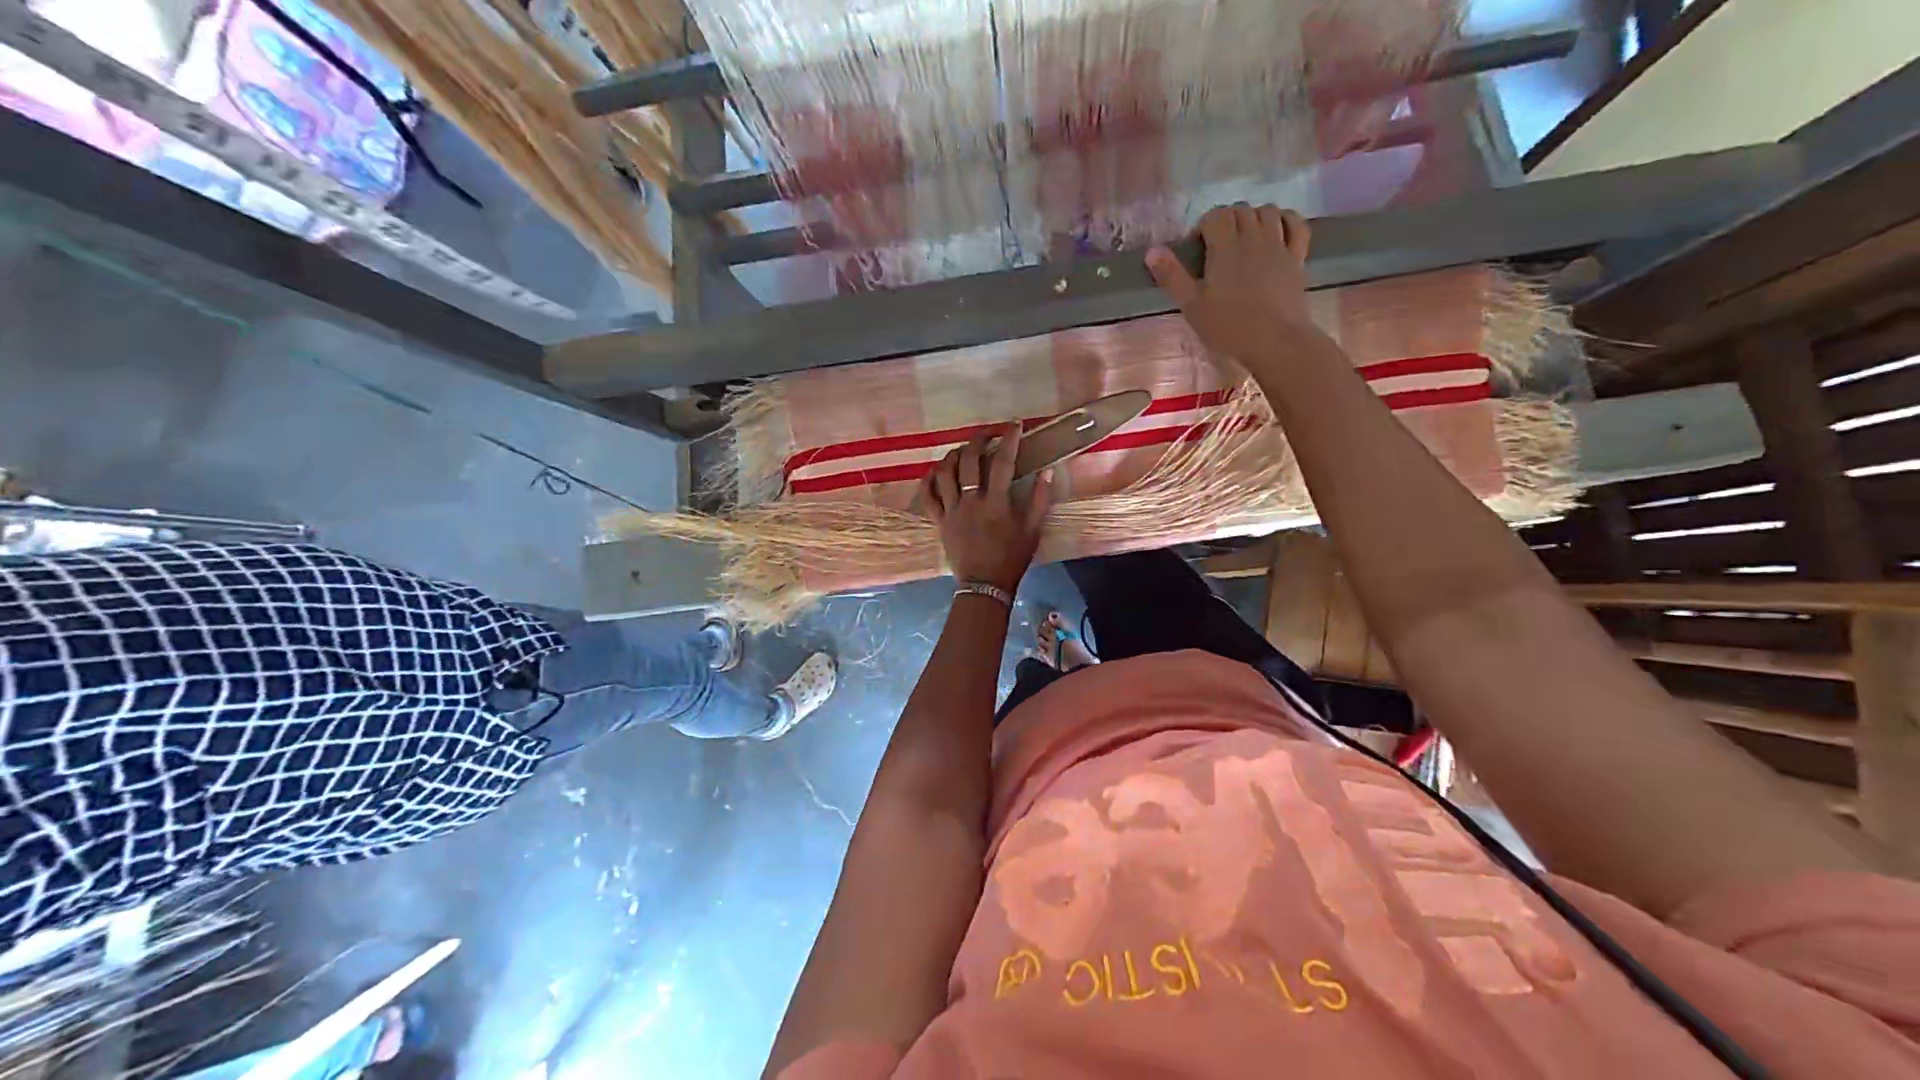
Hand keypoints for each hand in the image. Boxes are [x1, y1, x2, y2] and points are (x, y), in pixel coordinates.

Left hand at [919, 425, 1053, 592]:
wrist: (985, 585)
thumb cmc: (1011, 558)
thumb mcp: (1033, 530)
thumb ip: (1040, 500)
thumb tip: (1049, 472)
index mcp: (996, 503)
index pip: (1002, 462)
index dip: (1008, 440)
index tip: (1014, 425)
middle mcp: (971, 502)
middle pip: (968, 461)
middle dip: (977, 441)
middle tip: (986, 435)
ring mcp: (951, 511)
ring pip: (944, 473)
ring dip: (951, 455)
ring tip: (960, 449)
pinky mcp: (939, 521)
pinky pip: (928, 496)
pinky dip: (928, 480)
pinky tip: (935, 471)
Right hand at [1145, 203, 1323, 370]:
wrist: (1275, 341)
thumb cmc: (1229, 327)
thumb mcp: (1192, 305)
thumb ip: (1172, 276)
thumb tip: (1152, 250)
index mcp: (1226, 247)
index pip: (1215, 216)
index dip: (1204, 226)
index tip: (1197, 248)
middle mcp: (1254, 238)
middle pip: (1241, 211)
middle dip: (1226, 221)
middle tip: (1216, 246)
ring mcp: (1279, 245)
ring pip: (1268, 212)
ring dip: (1253, 217)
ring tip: (1243, 238)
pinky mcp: (1297, 257)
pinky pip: (1296, 224)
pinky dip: (1286, 219)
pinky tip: (1277, 229)